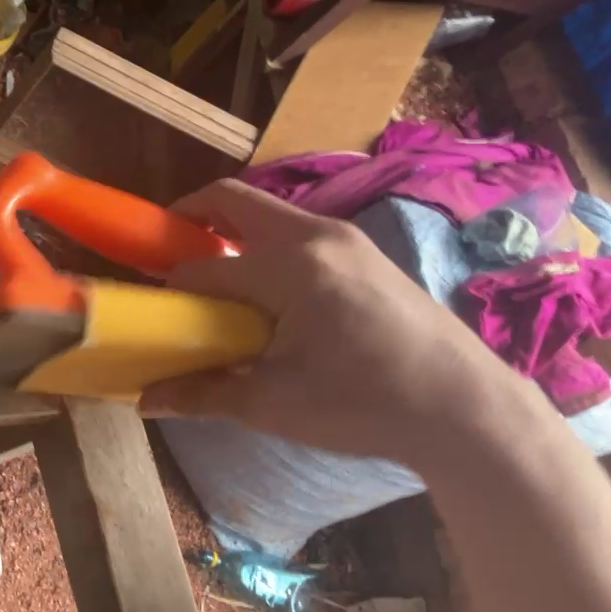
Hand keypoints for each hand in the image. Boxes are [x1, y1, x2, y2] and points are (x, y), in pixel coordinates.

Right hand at [138, 179, 526, 463]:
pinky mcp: (363, 256)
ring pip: (266, 218)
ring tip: (209, 289)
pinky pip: (293, 235)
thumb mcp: (268, 403)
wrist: (468, 410)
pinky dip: (260, 251)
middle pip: (233, 202)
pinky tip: (260, 300)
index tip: (151, 316)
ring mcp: (346, 241)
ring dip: (226, 238)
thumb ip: (198, 394)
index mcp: (289, 266)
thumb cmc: (362, 402)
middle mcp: (317, 236)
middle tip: (159, 259)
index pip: (200, 269)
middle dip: (187, 222)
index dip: (167, 293)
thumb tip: (142, 401)